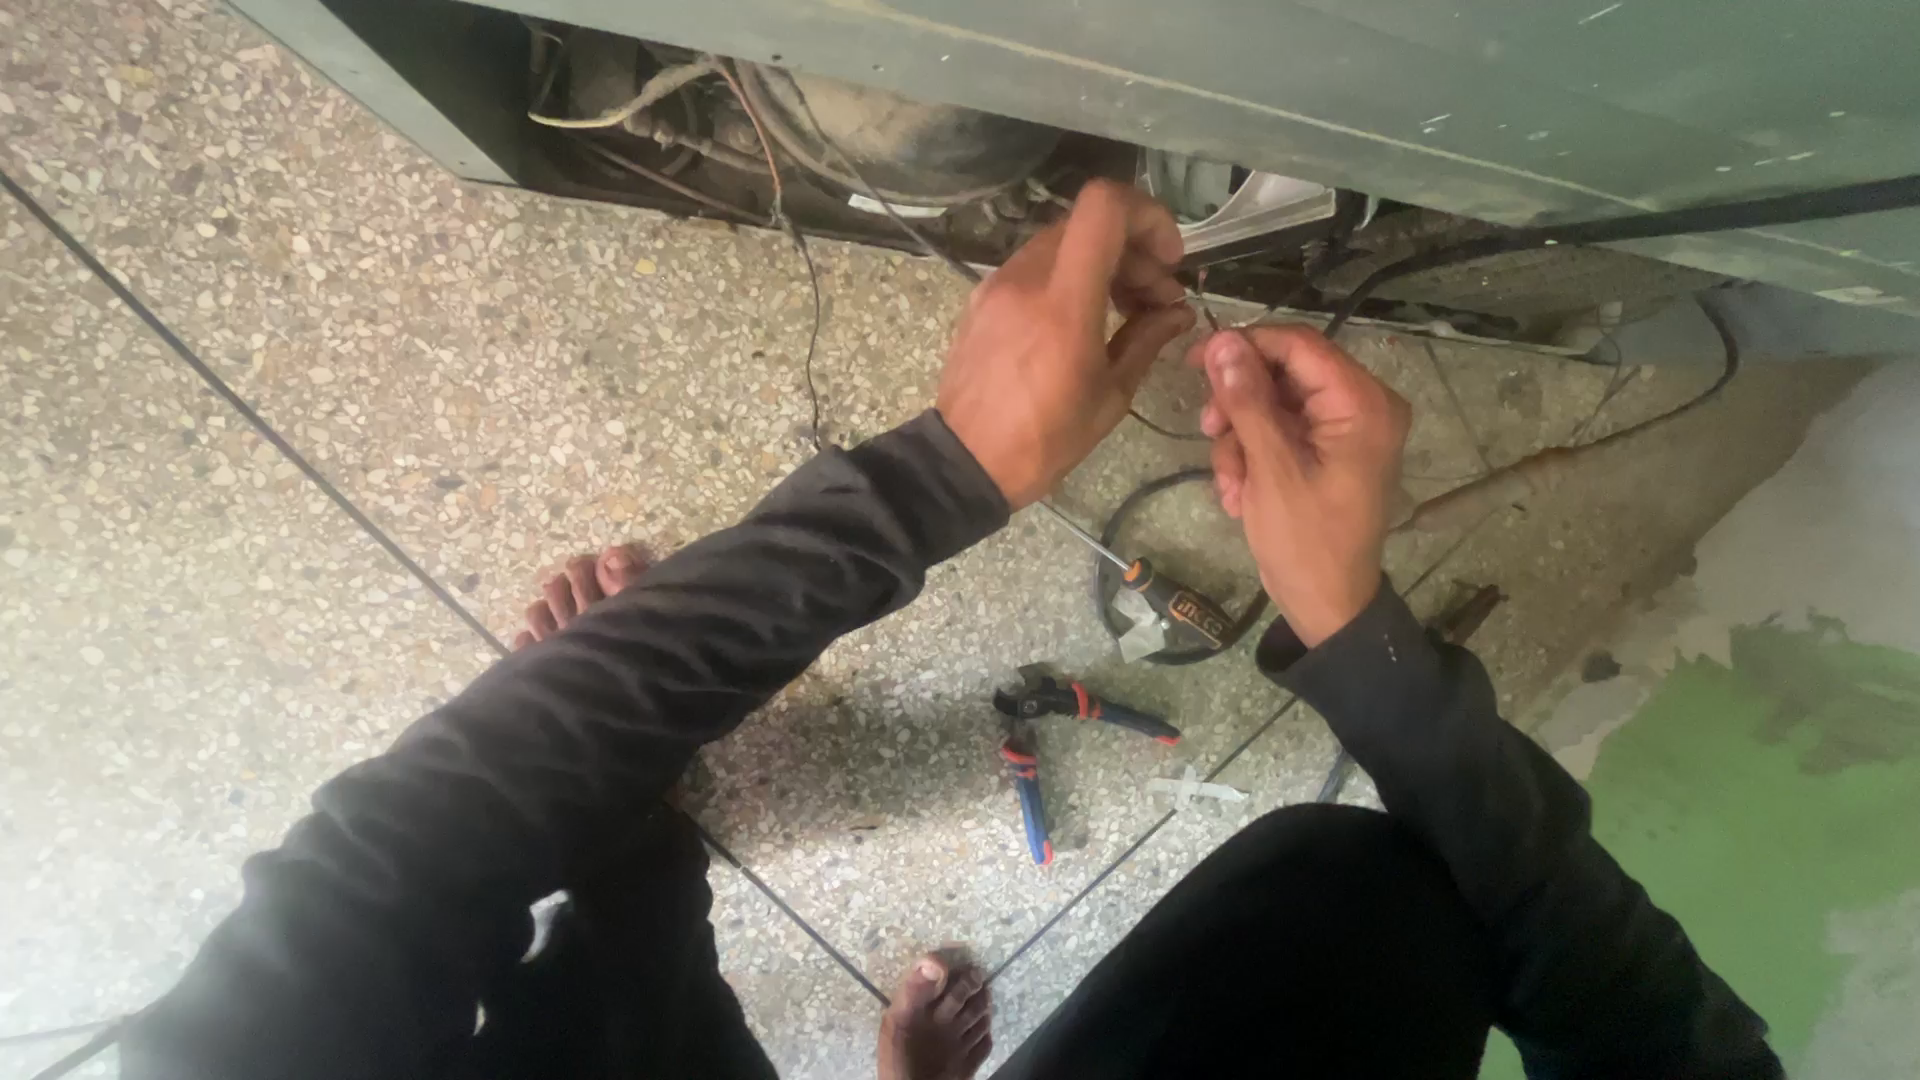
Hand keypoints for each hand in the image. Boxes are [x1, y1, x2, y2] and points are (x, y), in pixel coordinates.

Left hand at [938, 179, 1195, 507]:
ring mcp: (996, 286)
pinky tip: (1078, 318)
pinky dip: (1065, 277)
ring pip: (1060, 243)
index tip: (1167, 259)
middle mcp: (1025, 279)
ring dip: (1100, 262)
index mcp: (1063, 303)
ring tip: (1121, 310)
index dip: (1148, 215)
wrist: (965, 462)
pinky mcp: (980, 300)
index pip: (1104, 207)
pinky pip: (1032, 267)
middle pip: (1087, 223)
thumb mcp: (1109, 397)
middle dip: (1133, 249)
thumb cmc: (1044, 440)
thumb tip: (1177, 311)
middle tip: (1154, 296)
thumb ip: (1146, 341)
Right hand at [1193, 326, 1409, 646]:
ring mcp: (1340, 432)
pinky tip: (1239, 494)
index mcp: (1361, 403)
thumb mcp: (1270, 468)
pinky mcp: (1322, 454)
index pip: (1298, 345)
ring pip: (1269, 406)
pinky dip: (1249, 459)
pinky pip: (1275, 434)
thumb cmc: (1304, 538)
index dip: (1244, 346)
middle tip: (1208, 431)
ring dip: (1238, 441)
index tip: (1194, 360)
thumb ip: (1247, 401)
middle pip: (1281, 375)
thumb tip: (1222, 342)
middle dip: (1238, 407)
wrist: (1324, 602)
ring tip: (1230, 484)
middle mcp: (1358, 407)